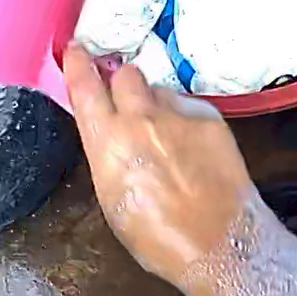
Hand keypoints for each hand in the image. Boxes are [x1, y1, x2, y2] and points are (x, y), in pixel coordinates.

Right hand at [62, 43, 254, 295]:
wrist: (219, 245)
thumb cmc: (158, 238)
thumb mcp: (113, 201)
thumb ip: (108, 155)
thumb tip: (109, 136)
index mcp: (107, 142)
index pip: (85, 86)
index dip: (78, 64)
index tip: (77, 51)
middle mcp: (140, 118)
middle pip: (126, 75)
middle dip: (123, 86)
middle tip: (129, 107)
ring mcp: (179, 115)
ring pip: (159, 91)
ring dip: (156, 106)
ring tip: (169, 141)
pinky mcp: (210, 118)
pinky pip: (188, 106)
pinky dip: (186, 121)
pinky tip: (194, 151)